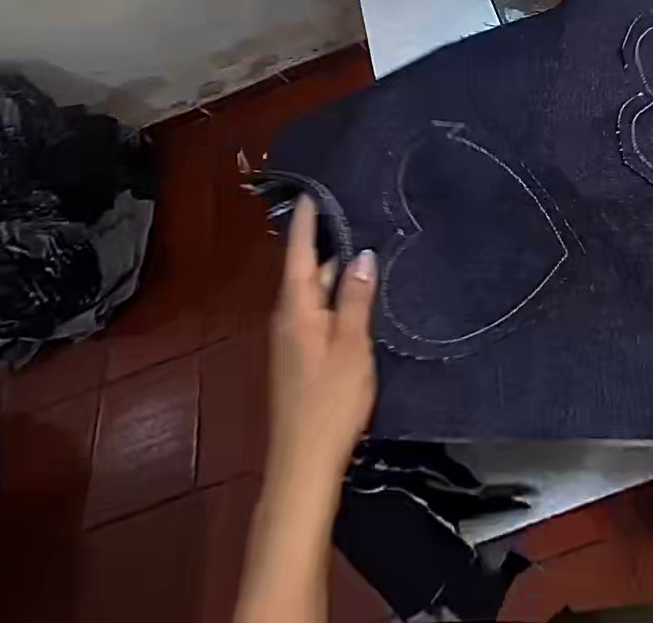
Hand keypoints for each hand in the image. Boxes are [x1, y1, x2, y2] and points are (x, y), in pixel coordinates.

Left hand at [265, 195, 377, 485]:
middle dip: (326, 241)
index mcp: (296, 308)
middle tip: (354, 211)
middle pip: (307, 270)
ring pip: (315, 291)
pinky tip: (359, 293)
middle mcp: (289, 317)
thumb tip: (363, 254)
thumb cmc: (329, 399)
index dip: (305, 222)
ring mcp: (294, 337)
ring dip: (334, 269)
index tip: (312, 191)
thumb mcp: (351, 344)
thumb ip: (357, 298)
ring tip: (363, 243)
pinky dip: (336, 293)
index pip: (298, 253)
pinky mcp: (302, 354)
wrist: (303, 462)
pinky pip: (318, 310)